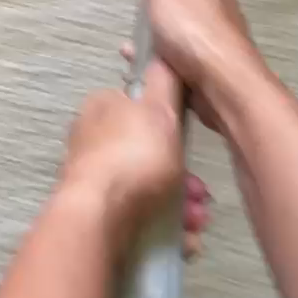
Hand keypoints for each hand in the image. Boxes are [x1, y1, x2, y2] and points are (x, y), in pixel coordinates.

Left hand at [58, 61, 212, 253]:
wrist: (100, 217)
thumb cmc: (133, 156)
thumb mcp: (157, 110)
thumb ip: (164, 83)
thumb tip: (163, 57)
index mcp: (102, 109)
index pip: (141, 109)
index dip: (173, 127)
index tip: (193, 145)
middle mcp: (95, 139)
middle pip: (152, 154)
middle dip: (185, 177)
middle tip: (202, 195)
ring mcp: (96, 176)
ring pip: (152, 188)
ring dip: (182, 205)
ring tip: (196, 221)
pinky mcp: (101, 211)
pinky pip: (143, 217)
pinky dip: (168, 228)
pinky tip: (185, 239)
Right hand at [135, 0, 265, 133]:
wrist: (224, 87)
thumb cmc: (197, 31)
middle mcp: (219, 7)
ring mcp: (215, 38)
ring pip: (185, 21)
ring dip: (162, 19)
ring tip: (135, 22)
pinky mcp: (207, 65)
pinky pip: (177, 50)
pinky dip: (155, 49)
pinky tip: (134, 56)